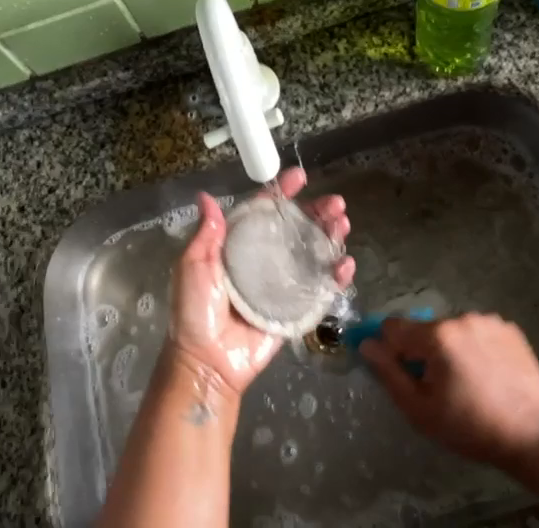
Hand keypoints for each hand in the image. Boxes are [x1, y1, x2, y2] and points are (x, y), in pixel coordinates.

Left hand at [167, 166, 353, 399]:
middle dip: (317, 212)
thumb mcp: (193, 266)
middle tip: (336, 203)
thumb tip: (207, 197)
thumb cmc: (195, 311)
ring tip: (342, 224)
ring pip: (313, 252)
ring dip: (331, 236)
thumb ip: (206, 233)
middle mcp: (264, 260)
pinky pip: (320, 288)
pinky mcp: (296, 309)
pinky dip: (336, 274)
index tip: (299, 177)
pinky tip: (345, 263)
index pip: (263, 211)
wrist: (207, 361)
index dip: (281, 193)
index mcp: (238, 246)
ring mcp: (283, 284)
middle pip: (296, 228)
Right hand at [359, 313, 538, 471]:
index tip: (402, 373)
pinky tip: (489, 374)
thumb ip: (388, 374)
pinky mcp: (510, 329)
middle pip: (424, 329)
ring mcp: (489, 320)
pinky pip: (479, 331)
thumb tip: (366, 345)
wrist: (535, 436)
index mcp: (436, 335)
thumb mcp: (420, 410)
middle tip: (440, 386)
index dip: (390, 349)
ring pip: (453, 330)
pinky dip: (476, 347)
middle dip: (424, 352)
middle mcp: (460, 318)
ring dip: (451, 348)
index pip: (393, 327)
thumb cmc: (471, 427)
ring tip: (469, 382)